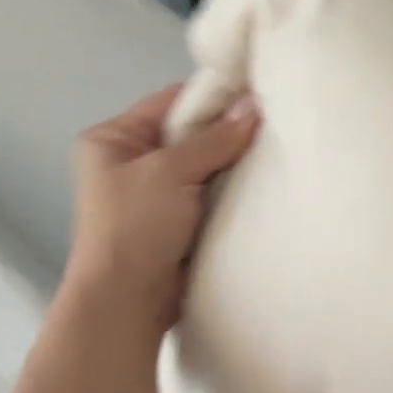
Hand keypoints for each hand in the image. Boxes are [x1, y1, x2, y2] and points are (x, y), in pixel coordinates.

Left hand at [63, 84, 258, 329]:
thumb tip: (254, 105)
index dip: (215, 96)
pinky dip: (236, 189)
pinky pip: (214, 192)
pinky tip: (265, 184)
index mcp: (115, 138)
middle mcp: (134, 160)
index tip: (260, 92)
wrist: (128, 300)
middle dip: (231, 130)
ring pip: (208, 163)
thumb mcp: (170, 171)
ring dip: (237, 162)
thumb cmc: (135, 227)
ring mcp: (158, 192)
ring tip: (278, 152)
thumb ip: (214, 139)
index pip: (172, 102)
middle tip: (277, 124)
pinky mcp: (181, 219)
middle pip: (193, 132)